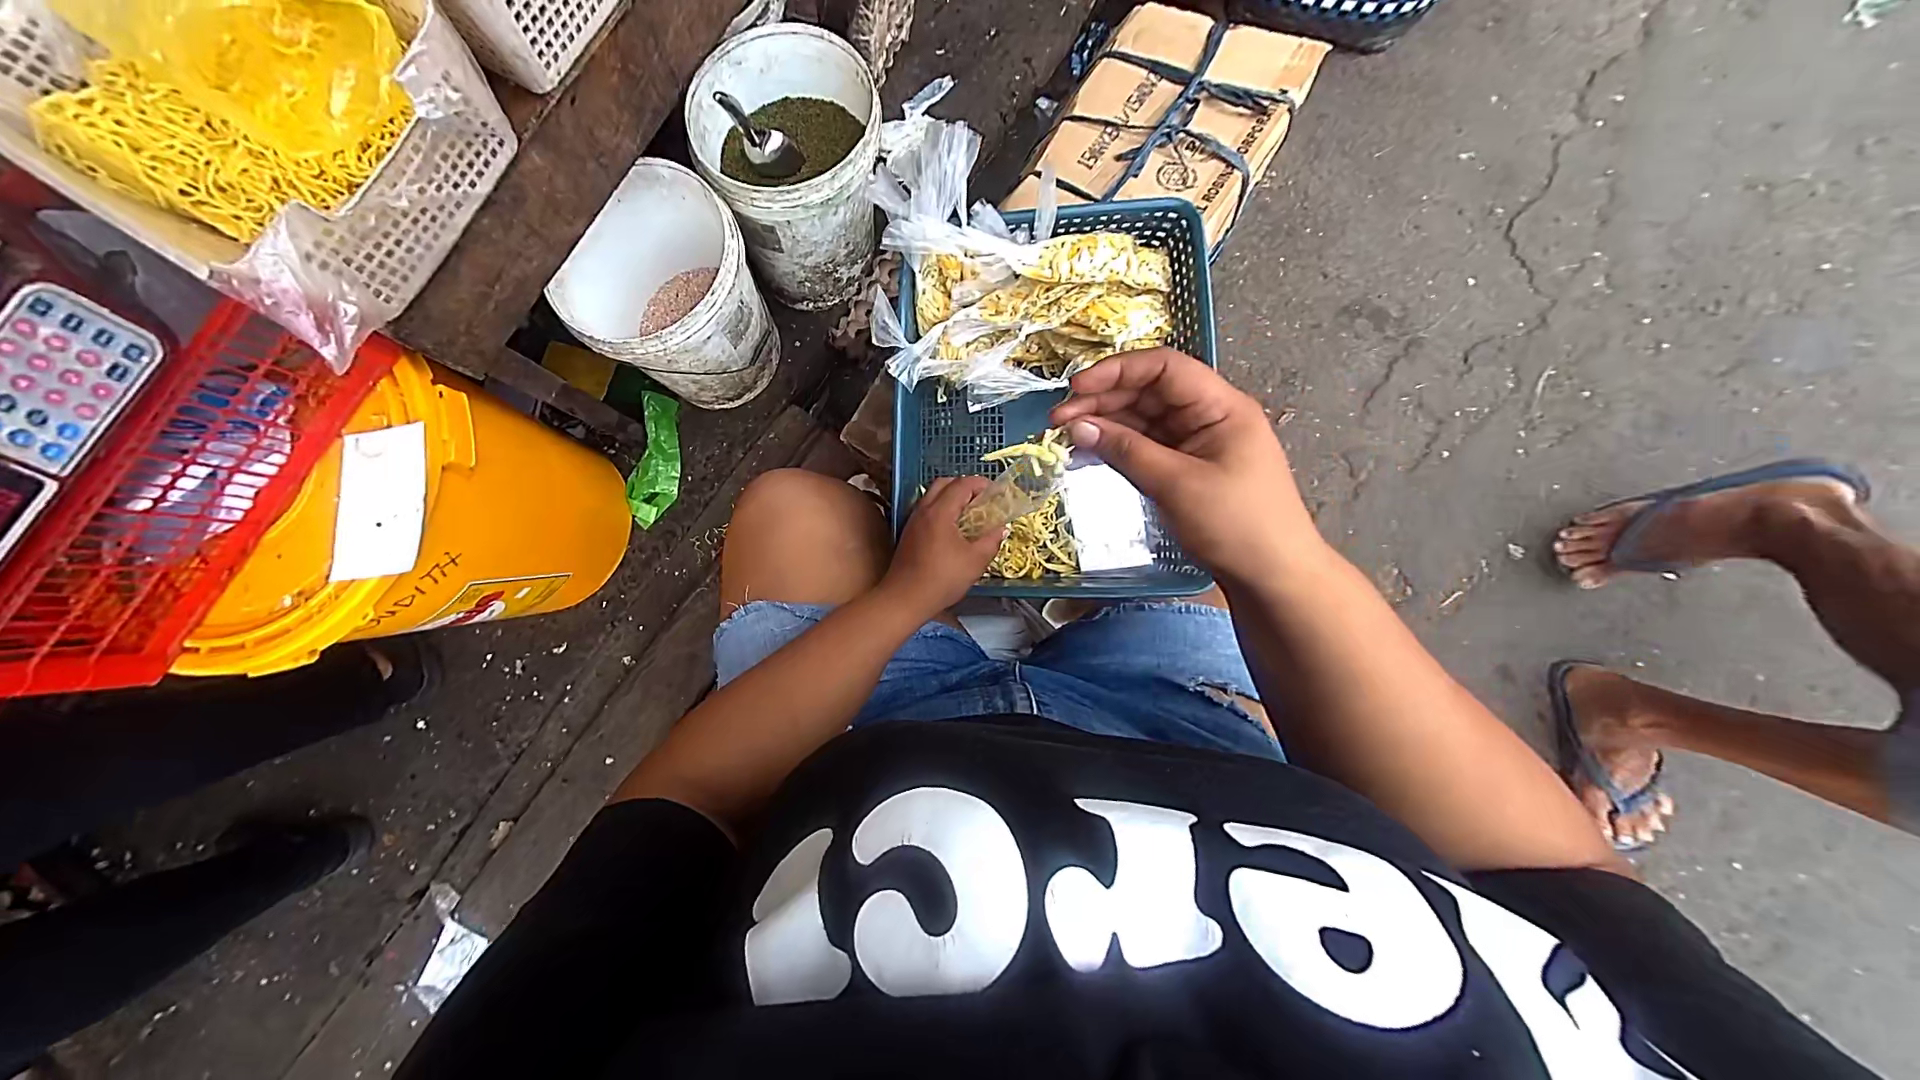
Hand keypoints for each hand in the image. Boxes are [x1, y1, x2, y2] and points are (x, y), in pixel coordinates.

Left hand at [880, 475, 1006, 617]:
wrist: (905, 598)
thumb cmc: (942, 579)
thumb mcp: (975, 561)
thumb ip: (991, 541)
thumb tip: (1000, 529)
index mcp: (940, 512)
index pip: (962, 484)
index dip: (981, 484)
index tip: (995, 493)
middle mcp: (924, 511)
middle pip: (944, 483)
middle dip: (965, 486)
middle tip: (981, 500)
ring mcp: (913, 521)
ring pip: (933, 496)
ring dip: (952, 498)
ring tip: (969, 515)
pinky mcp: (909, 533)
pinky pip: (927, 510)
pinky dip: (942, 510)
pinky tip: (953, 529)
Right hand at [1049, 348, 1323, 585]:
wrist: (1273, 577)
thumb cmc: (1237, 525)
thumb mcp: (1177, 485)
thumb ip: (1126, 450)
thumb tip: (1078, 427)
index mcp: (1220, 406)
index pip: (1164, 367)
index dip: (1117, 371)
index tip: (1077, 388)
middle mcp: (1208, 416)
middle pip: (1149, 392)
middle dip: (1103, 400)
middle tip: (1059, 418)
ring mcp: (1197, 443)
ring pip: (1144, 420)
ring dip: (1106, 424)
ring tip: (1066, 435)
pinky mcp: (1187, 468)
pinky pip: (1147, 446)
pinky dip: (1118, 447)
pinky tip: (1090, 450)